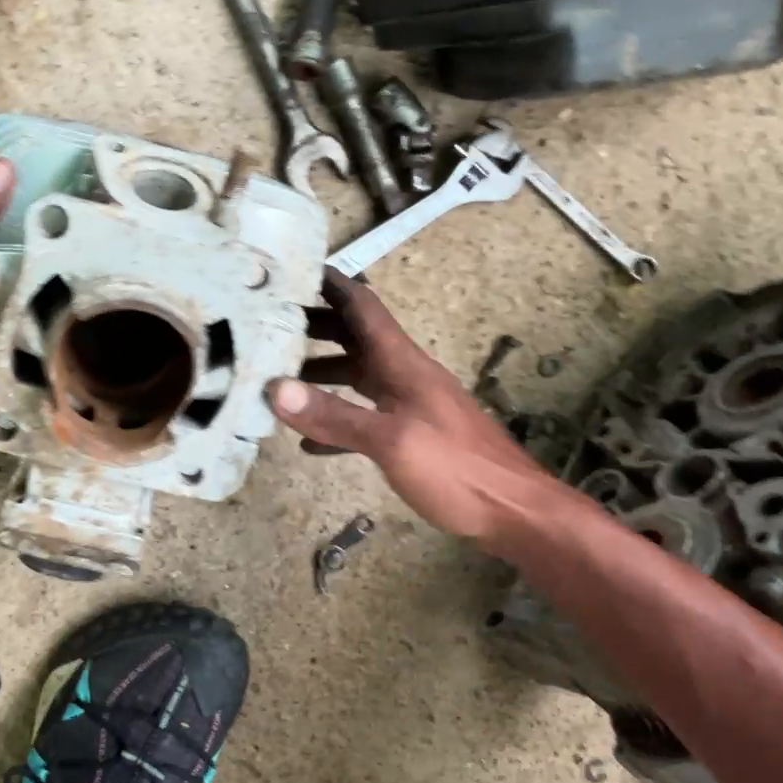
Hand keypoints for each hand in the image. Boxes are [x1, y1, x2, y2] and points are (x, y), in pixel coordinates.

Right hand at [267, 270, 551, 541]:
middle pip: (355, 337)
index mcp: (401, 363)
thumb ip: (333, 416)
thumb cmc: (457, 469)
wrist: (514, 513)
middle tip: (268, 325)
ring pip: (357, 375)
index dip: (330, 284)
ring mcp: (409, 405)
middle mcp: (404, 375)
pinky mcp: (411, 436)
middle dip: (314, 327)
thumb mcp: (390, 441)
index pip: (363, 307)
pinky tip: (309, 442)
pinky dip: (336, 420)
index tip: (292, 270)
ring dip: (320, 373)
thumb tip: (274, 389)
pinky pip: (365, 416)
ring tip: (278, 378)